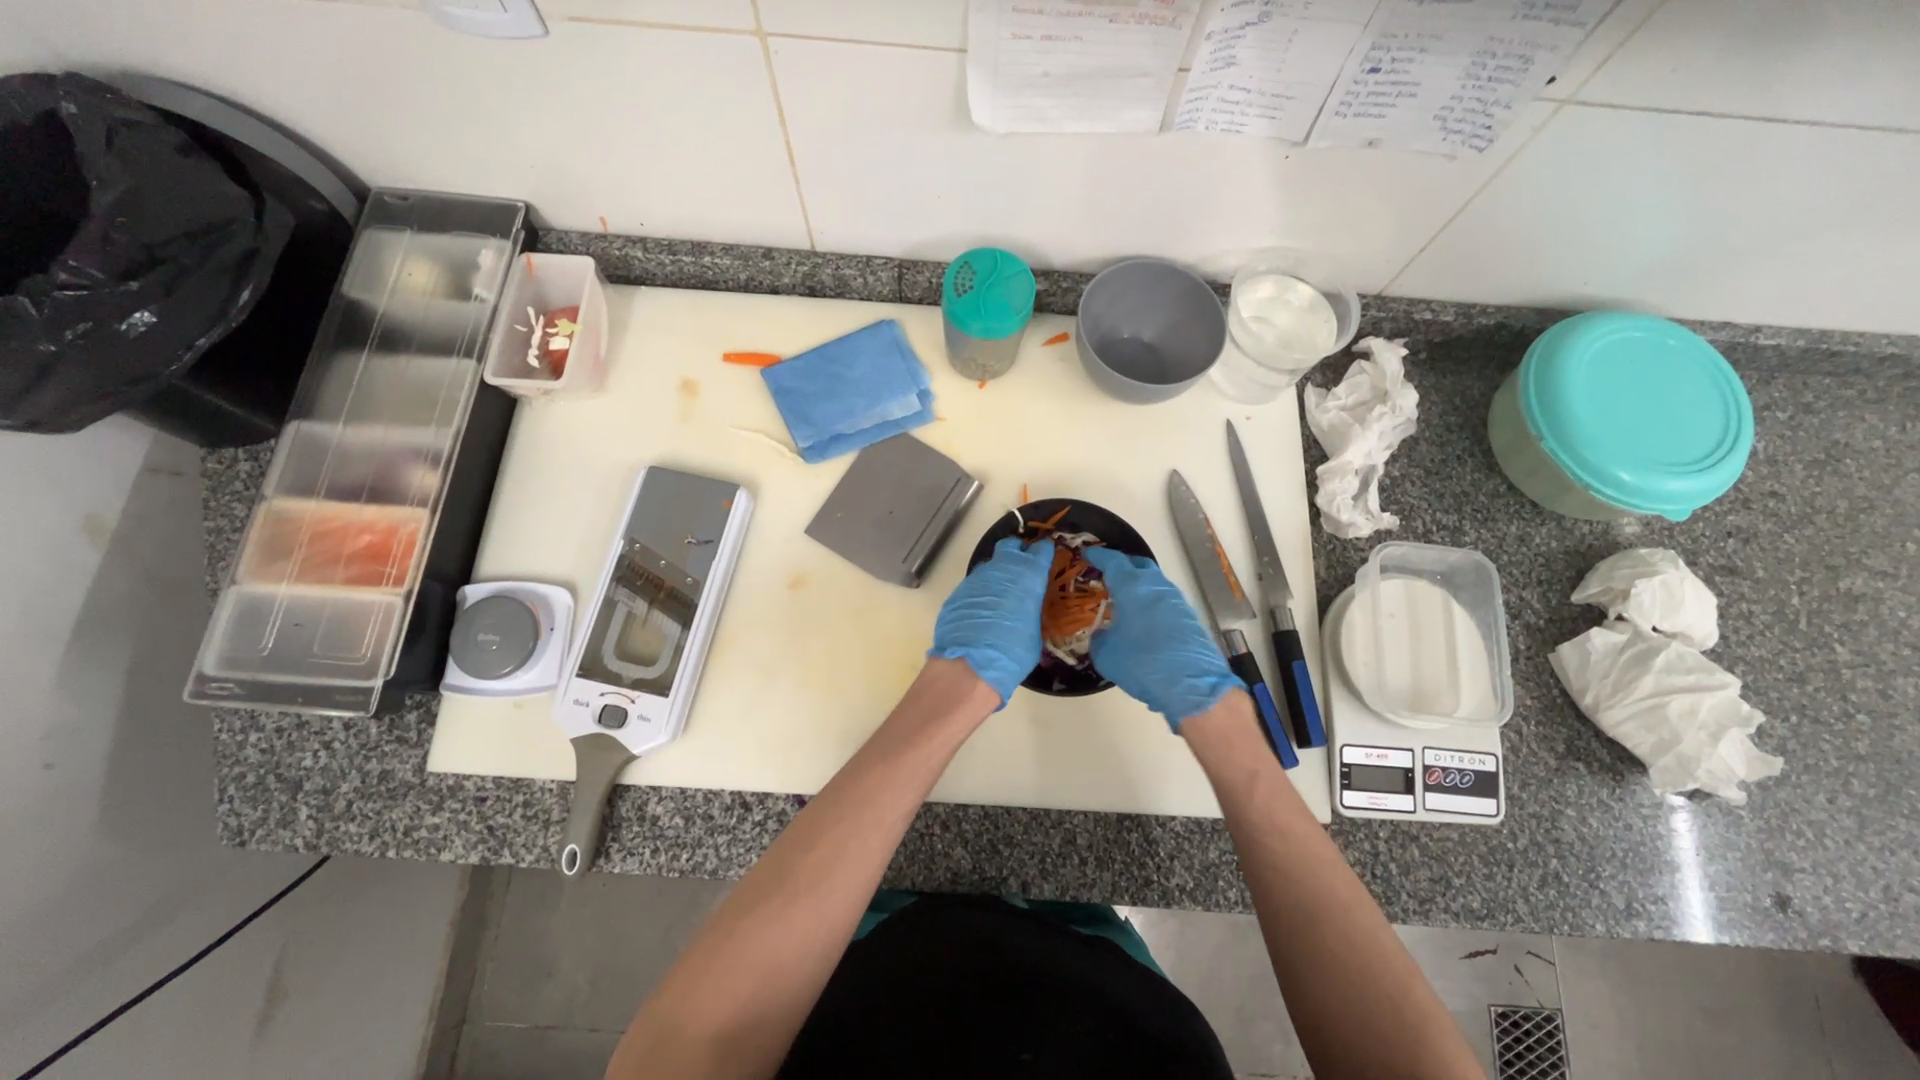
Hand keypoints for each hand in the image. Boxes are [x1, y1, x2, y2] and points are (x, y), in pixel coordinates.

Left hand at [928, 536, 1051, 707]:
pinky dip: (981, 592)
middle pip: (1010, 547)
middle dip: (1017, 552)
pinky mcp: (958, 593)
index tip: (1046, 557)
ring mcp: (976, 579)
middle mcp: (1000, 570)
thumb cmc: (1013, 651)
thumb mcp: (1035, 631)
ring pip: (990, 566)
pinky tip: (983, 610)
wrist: (970, 665)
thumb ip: (1032, 610)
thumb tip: (1027, 609)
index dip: (1044, 552)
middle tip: (1023, 567)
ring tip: (1002, 594)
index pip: (1040, 551)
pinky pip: (974, 586)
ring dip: (998, 575)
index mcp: (1027, 576)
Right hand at [1082, 547, 1241, 730]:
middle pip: (1138, 564)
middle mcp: (1156, 586)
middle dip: (1121, 566)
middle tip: (1106, 575)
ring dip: (1138, 586)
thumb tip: (1102, 634)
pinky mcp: (1189, 617)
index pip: (1112, 560)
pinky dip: (1150, 602)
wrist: (1192, 686)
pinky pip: (1164, 600)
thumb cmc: (1142, 663)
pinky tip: (1142, 620)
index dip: (1098, 555)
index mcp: (1133, 586)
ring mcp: (1176, 600)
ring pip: (1153, 582)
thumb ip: (1099, 638)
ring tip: (1123, 599)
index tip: (1086, 554)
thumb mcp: (1106, 654)